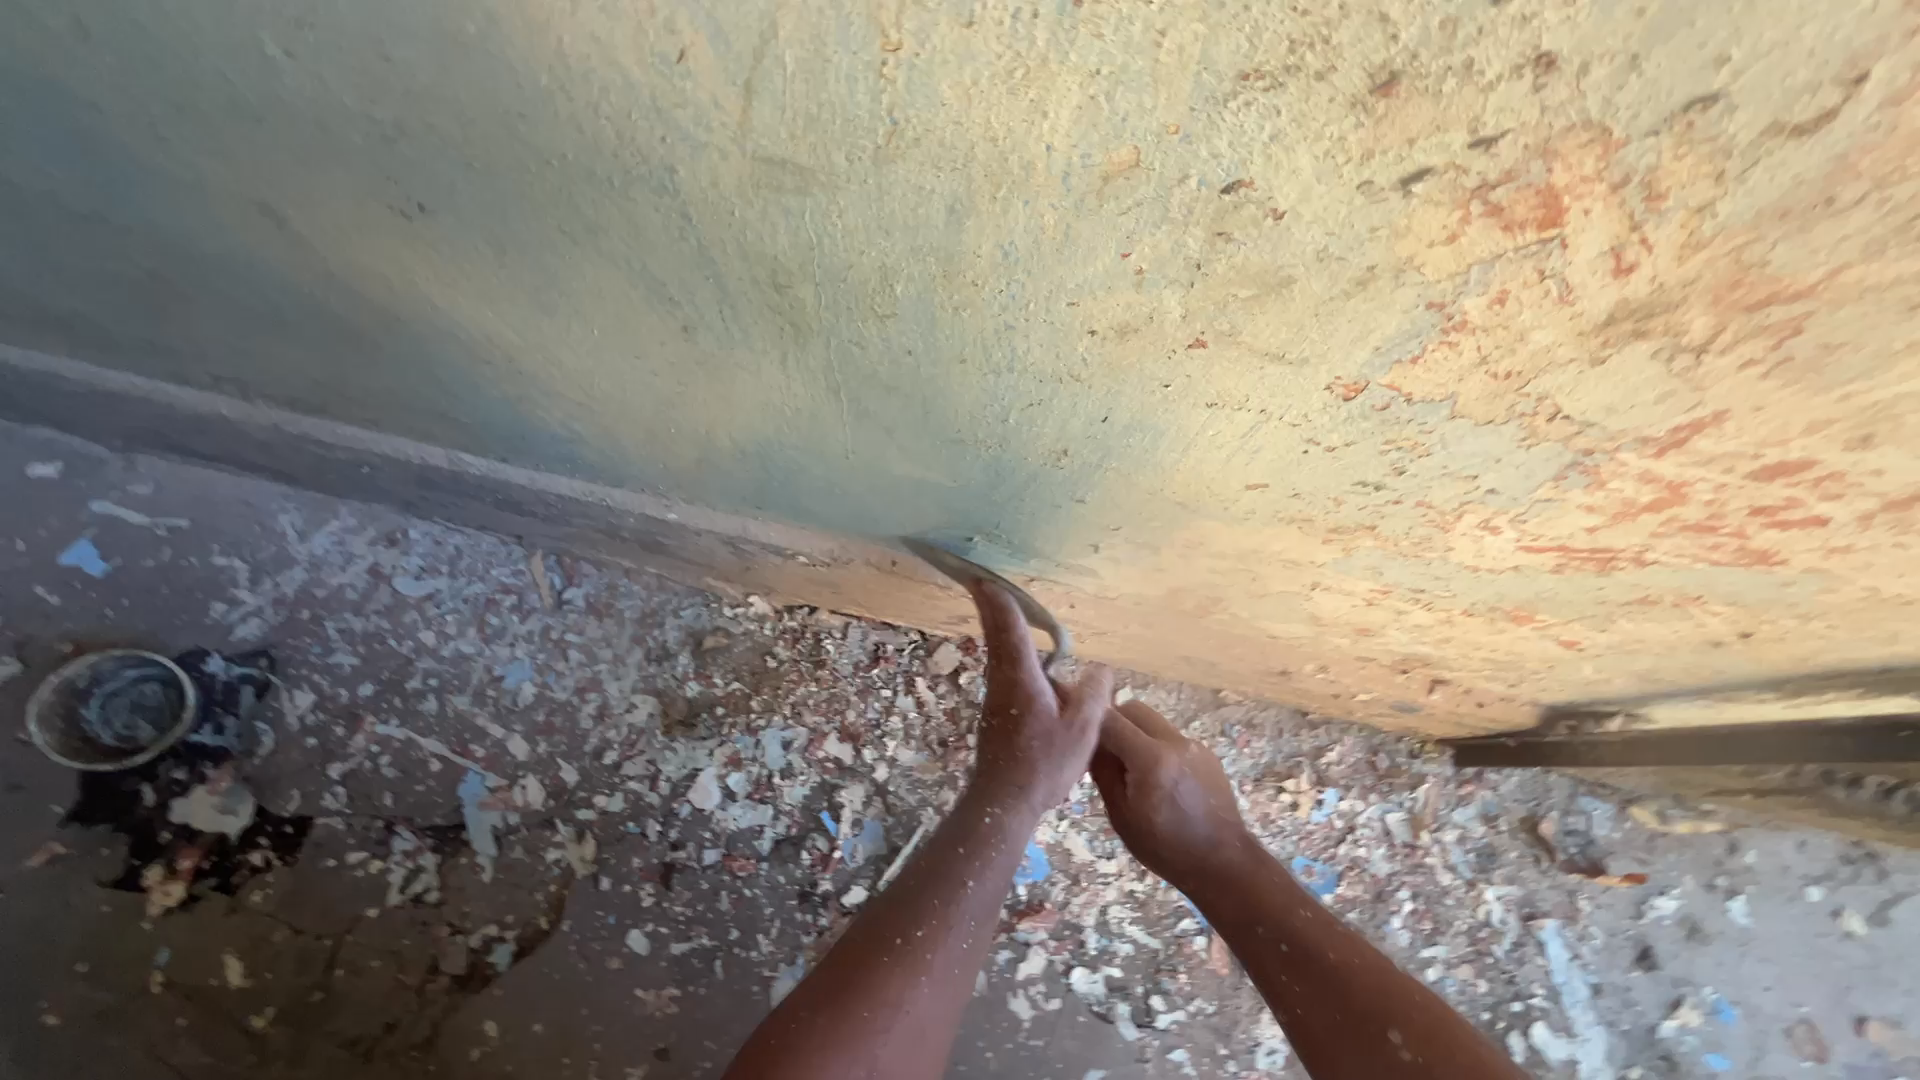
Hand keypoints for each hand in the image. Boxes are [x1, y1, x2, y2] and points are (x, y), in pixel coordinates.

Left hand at [967, 581, 1110, 817]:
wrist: (1004, 801)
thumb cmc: (1044, 764)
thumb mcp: (1082, 729)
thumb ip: (1093, 694)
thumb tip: (1101, 668)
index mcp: (1021, 677)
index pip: (1008, 627)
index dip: (1000, 600)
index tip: (985, 575)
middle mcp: (1002, 680)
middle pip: (995, 634)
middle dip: (990, 605)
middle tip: (981, 579)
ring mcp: (996, 697)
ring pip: (996, 652)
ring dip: (996, 626)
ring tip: (1000, 607)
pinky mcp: (996, 714)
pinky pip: (1001, 669)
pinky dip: (1003, 649)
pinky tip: (1017, 656)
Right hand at [1091, 700, 1253, 892]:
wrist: (1223, 863)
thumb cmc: (1165, 847)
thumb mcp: (1121, 815)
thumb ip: (1103, 772)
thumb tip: (1090, 745)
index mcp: (1151, 758)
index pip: (1109, 719)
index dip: (1089, 723)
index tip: (1077, 735)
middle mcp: (1174, 741)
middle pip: (1132, 709)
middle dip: (1112, 721)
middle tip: (1101, 750)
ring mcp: (1193, 744)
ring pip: (1152, 721)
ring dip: (1134, 733)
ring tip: (1129, 767)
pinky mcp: (1205, 753)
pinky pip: (1170, 737)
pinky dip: (1155, 746)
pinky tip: (1157, 778)